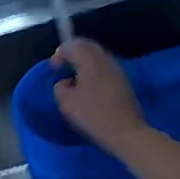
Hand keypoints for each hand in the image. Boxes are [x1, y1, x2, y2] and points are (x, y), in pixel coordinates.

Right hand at [52, 38, 148, 155]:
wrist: (126, 132)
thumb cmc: (94, 115)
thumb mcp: (66, 103)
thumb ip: (60, 88)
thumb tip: (65, 82)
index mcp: (90, 61)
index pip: (73, 46)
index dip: (60, 53)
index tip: (53, 68)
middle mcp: (106, 60)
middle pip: (88, 46)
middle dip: (73, 52)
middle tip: (63, 65)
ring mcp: (117, 70)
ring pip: (98, 56)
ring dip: (85, 61)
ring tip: (75, 76)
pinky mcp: (124, 82)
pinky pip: (105, 67)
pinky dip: (95, 70)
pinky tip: (90, 85)